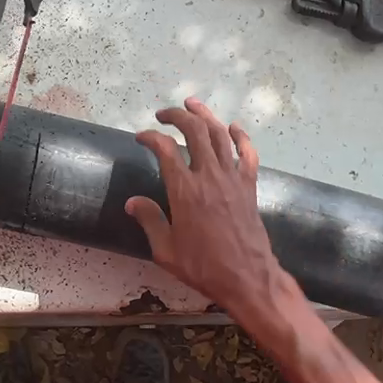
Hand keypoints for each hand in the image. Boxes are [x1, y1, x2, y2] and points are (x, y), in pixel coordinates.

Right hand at [125, 98, 302, 322]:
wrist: (248, 278)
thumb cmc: (203, 267)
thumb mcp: (166, 251)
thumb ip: (150, 221)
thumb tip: (133, 202)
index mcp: (184, 191)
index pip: (164, 149)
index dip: (150, 137)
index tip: (141, 137)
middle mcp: (209, 177)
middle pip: (194, 131)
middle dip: (177, 115)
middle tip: (163, 113)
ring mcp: (233, 179)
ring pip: (220, 135)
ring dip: (205, 115)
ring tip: (192, 104)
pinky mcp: (249, 186)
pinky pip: (247, 153)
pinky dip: (240, 136)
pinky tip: (232, 127)